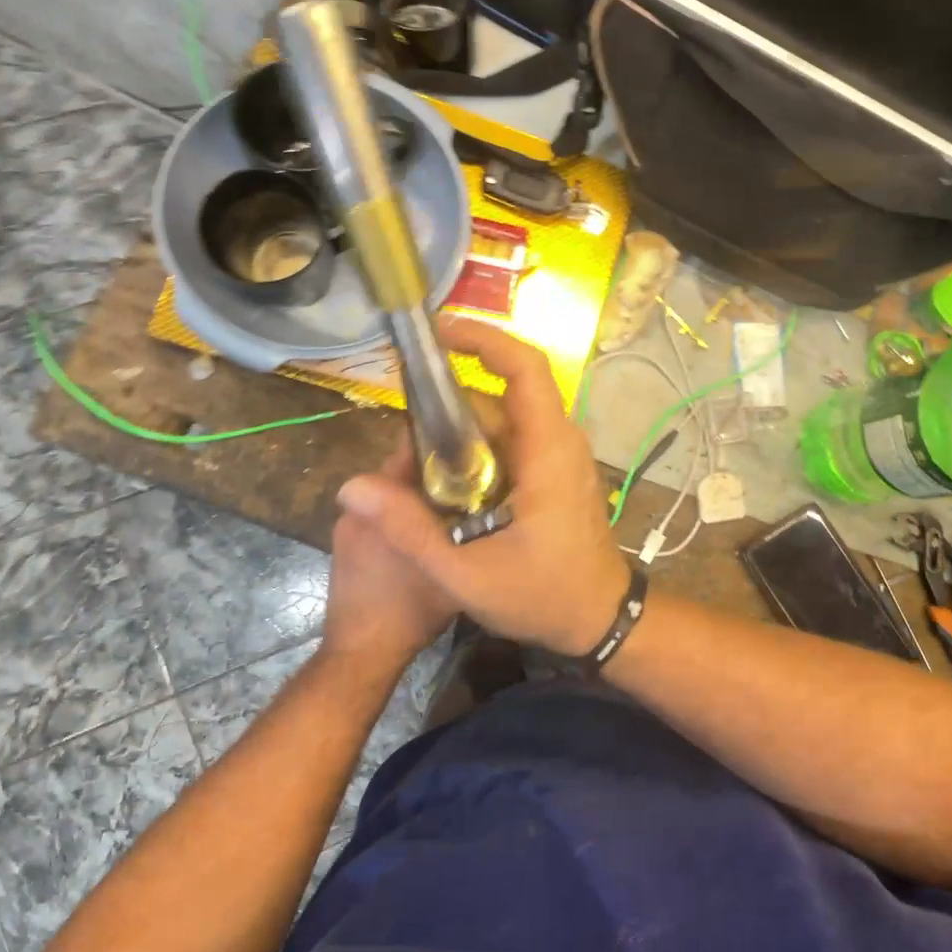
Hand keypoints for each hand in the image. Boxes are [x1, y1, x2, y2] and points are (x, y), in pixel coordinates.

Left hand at [321, 442, 459, 663]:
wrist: (363, 652)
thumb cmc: (408, 607)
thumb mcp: (451, 566)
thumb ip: (468, 529)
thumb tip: (495, 500)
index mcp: (379, 497)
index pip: (412, 448)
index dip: (447, 445)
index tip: (479, 448)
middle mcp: (357, 502)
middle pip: (405, 473)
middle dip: (440, 476)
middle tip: (479, 483)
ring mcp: (348, 526)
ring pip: (394, 497)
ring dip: (423, 501)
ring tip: (462, 510)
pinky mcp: (345, 546)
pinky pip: (382, 519)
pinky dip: (406, 520)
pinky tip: (433, 537)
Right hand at [335, 320, 629, 655]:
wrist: (600, 619)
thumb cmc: (545, 597)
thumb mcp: (467, 574)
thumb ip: (409, 531)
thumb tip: (351, 488)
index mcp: (547, 451)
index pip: (525, 368)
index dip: (483, 339)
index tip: (436, 332)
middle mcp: (558, 441)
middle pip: (497, 396)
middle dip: (445, 403)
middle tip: (398, 432)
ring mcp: (558, 456)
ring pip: (499, 421)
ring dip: (454, 433)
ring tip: (409, 464)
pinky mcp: (553, 472)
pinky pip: (507, 443)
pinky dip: (471, 452)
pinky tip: (439, 484)